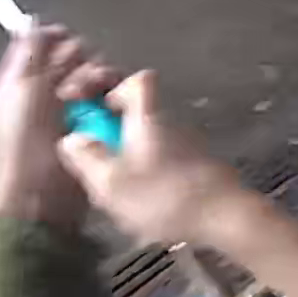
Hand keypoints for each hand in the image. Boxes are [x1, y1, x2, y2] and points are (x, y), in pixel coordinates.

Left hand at [0, 26, 118, 225]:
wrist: (42, 188)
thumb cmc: (24, 137)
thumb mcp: (20, 86)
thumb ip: (29, 51)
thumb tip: (30, 19)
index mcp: (24, 78)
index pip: (48, 43)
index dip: (59, 39)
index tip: (67, 43)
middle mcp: (50, 89)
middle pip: (78, 56)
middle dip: (80, 63)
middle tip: (72, 83)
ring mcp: (75, 108)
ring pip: (99, 74)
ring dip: (96, 80)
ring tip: (88, 99)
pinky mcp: (98, 123)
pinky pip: (112, 97)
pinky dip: (112, 96)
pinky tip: (109, 105)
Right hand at [56, 70, 253, 247]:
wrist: (224, 216)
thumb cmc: (164, 196)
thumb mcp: (111, 181)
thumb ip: (87, 157)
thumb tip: (73, 138)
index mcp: (149, 116)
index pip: (139, 80)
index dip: (115, 89)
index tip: (99, 113)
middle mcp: (172, 122)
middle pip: (142, 111)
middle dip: (117, 130)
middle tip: (101, 161)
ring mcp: (190, 144)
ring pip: (153, 137)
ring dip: (132, 155)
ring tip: (119, 188)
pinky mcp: (200, 166)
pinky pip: (167, 157)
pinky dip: (152, 171)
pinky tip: (145, 200)